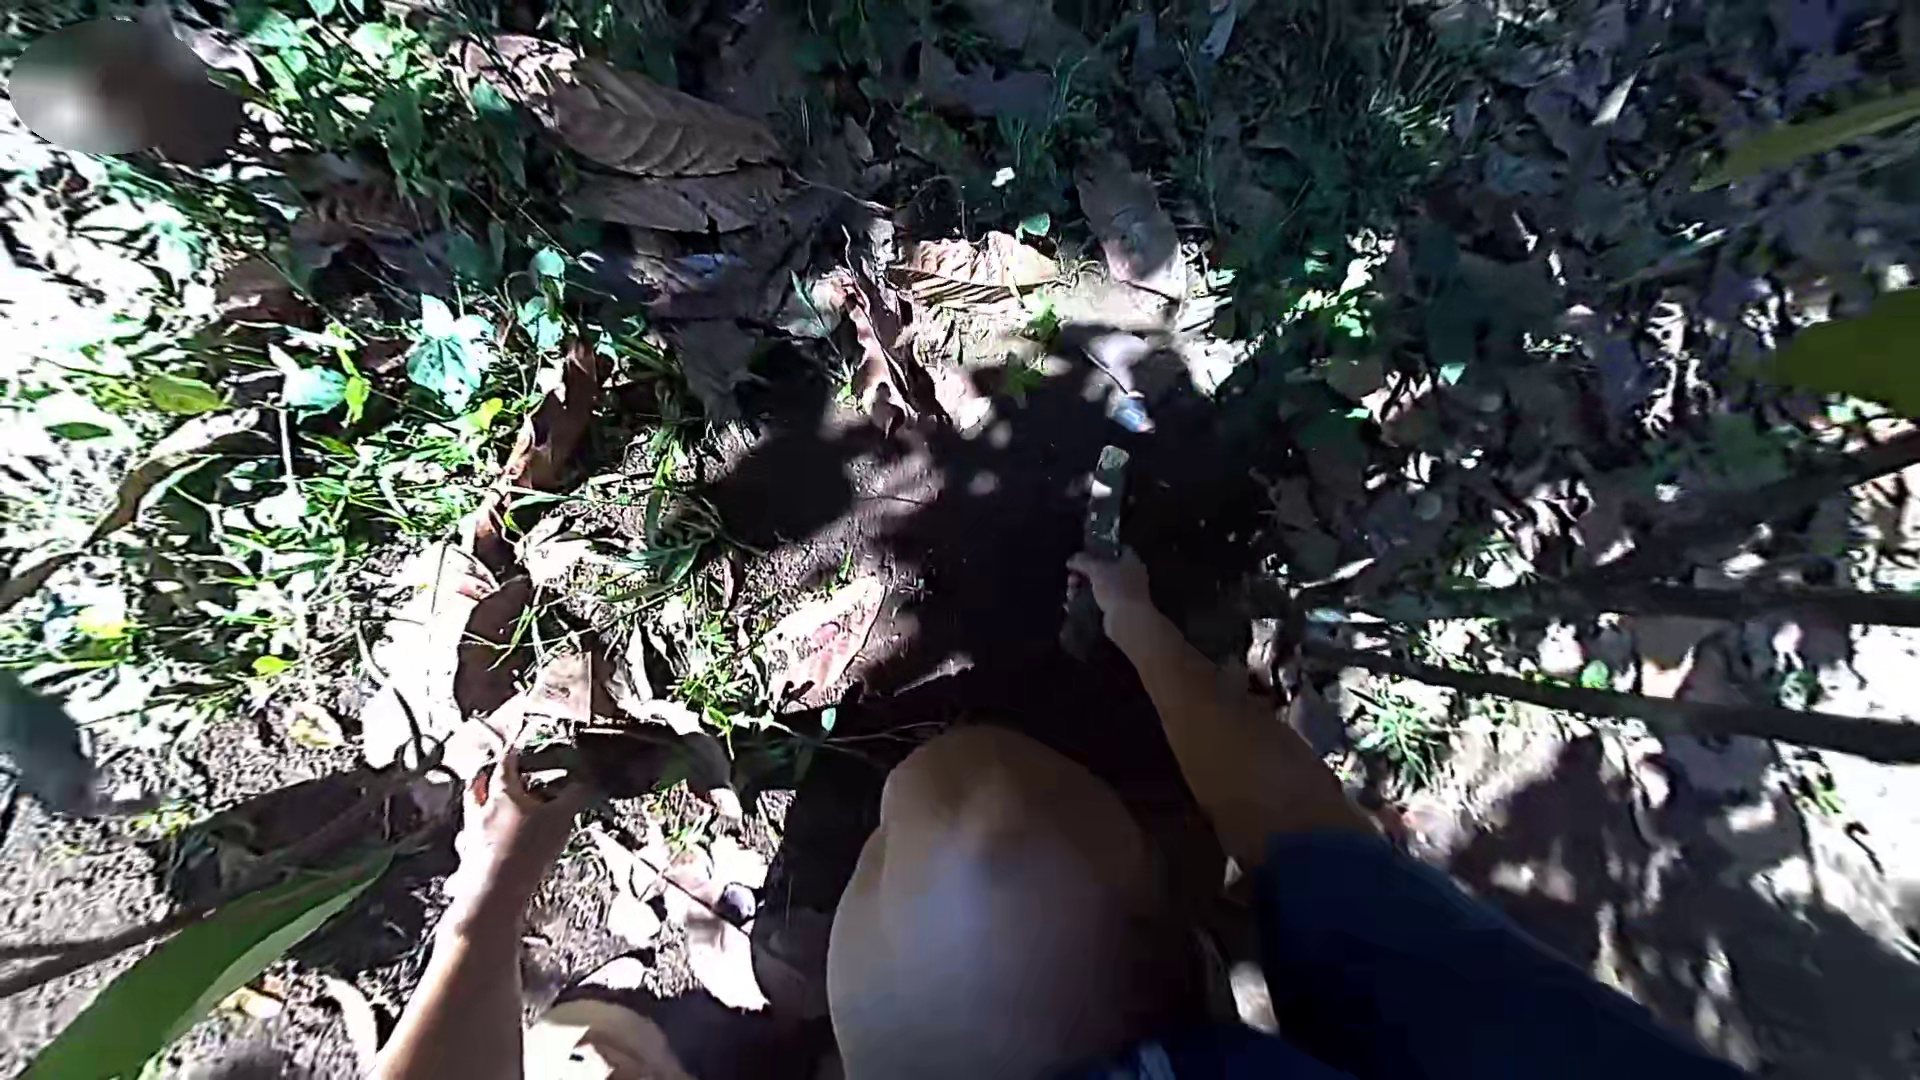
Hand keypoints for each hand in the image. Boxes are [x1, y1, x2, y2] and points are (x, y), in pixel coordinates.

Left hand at [441, 738, 589, 936]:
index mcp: (502, 796)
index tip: (518, 741)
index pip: (505, 764)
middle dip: (487, 774)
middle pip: (476, 785)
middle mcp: (479, 813)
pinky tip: (490, 842)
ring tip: (495, 807)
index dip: (513, 750)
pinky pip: (470, 841)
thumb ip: (573, 796)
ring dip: (481, 806)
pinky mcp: (467, 861)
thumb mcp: (561, 818)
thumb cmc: (527, 849)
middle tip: (498, 769)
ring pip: (470, 814)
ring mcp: (469, 838)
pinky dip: (480, 836)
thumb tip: (583, 782)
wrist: (493, 897)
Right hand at [1066, 548, 1158, 639]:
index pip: (1117, 549)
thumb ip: (1083, 560)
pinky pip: (1098, 600)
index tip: (1084, 553)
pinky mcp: (1117, 608)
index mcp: (1131, 561)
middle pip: (1104, 568)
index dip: (1101, 549)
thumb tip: (1071, 560)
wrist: (1128, 620)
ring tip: (1071, 590)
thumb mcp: (1096, 568)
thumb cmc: (1116, 588)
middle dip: (1085, 571)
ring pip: (1099, 585)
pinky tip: (1074, 601)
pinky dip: (1086, 600)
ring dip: (1083, 586)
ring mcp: (1124, 593)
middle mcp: (1130, 575)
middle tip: (1072, 576)